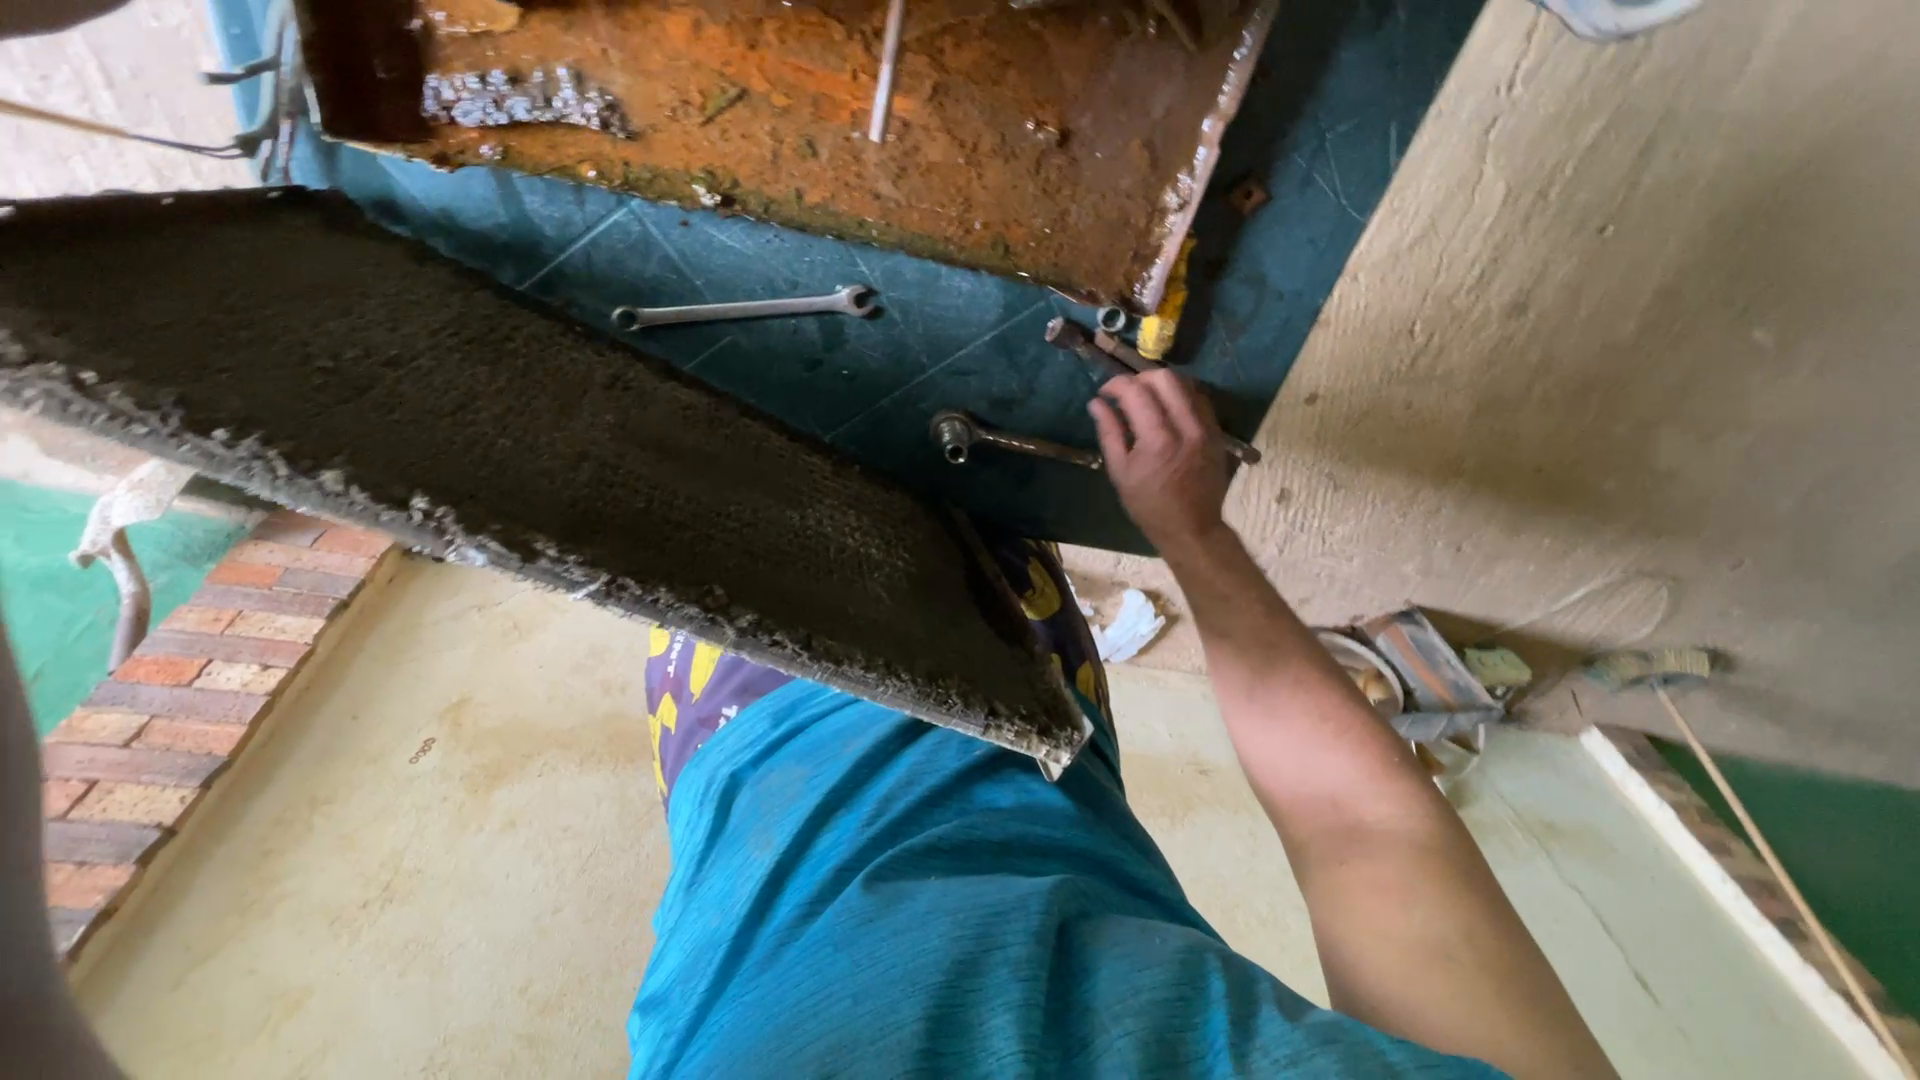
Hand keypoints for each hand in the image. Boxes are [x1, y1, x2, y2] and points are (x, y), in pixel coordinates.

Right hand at [1088, 369, 1231, 557]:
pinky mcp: (1216, 431)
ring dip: (1161, 384)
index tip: (1105, 393)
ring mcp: (1206, 427)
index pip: (1136, 391)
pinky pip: (1198, 399)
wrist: (1192, 527)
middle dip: (1140, 378)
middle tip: (1126, 394)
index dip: (1116, 384)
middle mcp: (1186, 426)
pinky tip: (1167, 410)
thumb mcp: (1120, 472)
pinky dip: (1180, 396)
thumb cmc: (1149, 505)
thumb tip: (1096, 403)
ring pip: (1186, 383)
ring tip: (1146, 400)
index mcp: (1157, 439)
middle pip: (1165, 378)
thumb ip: (1109, 433)